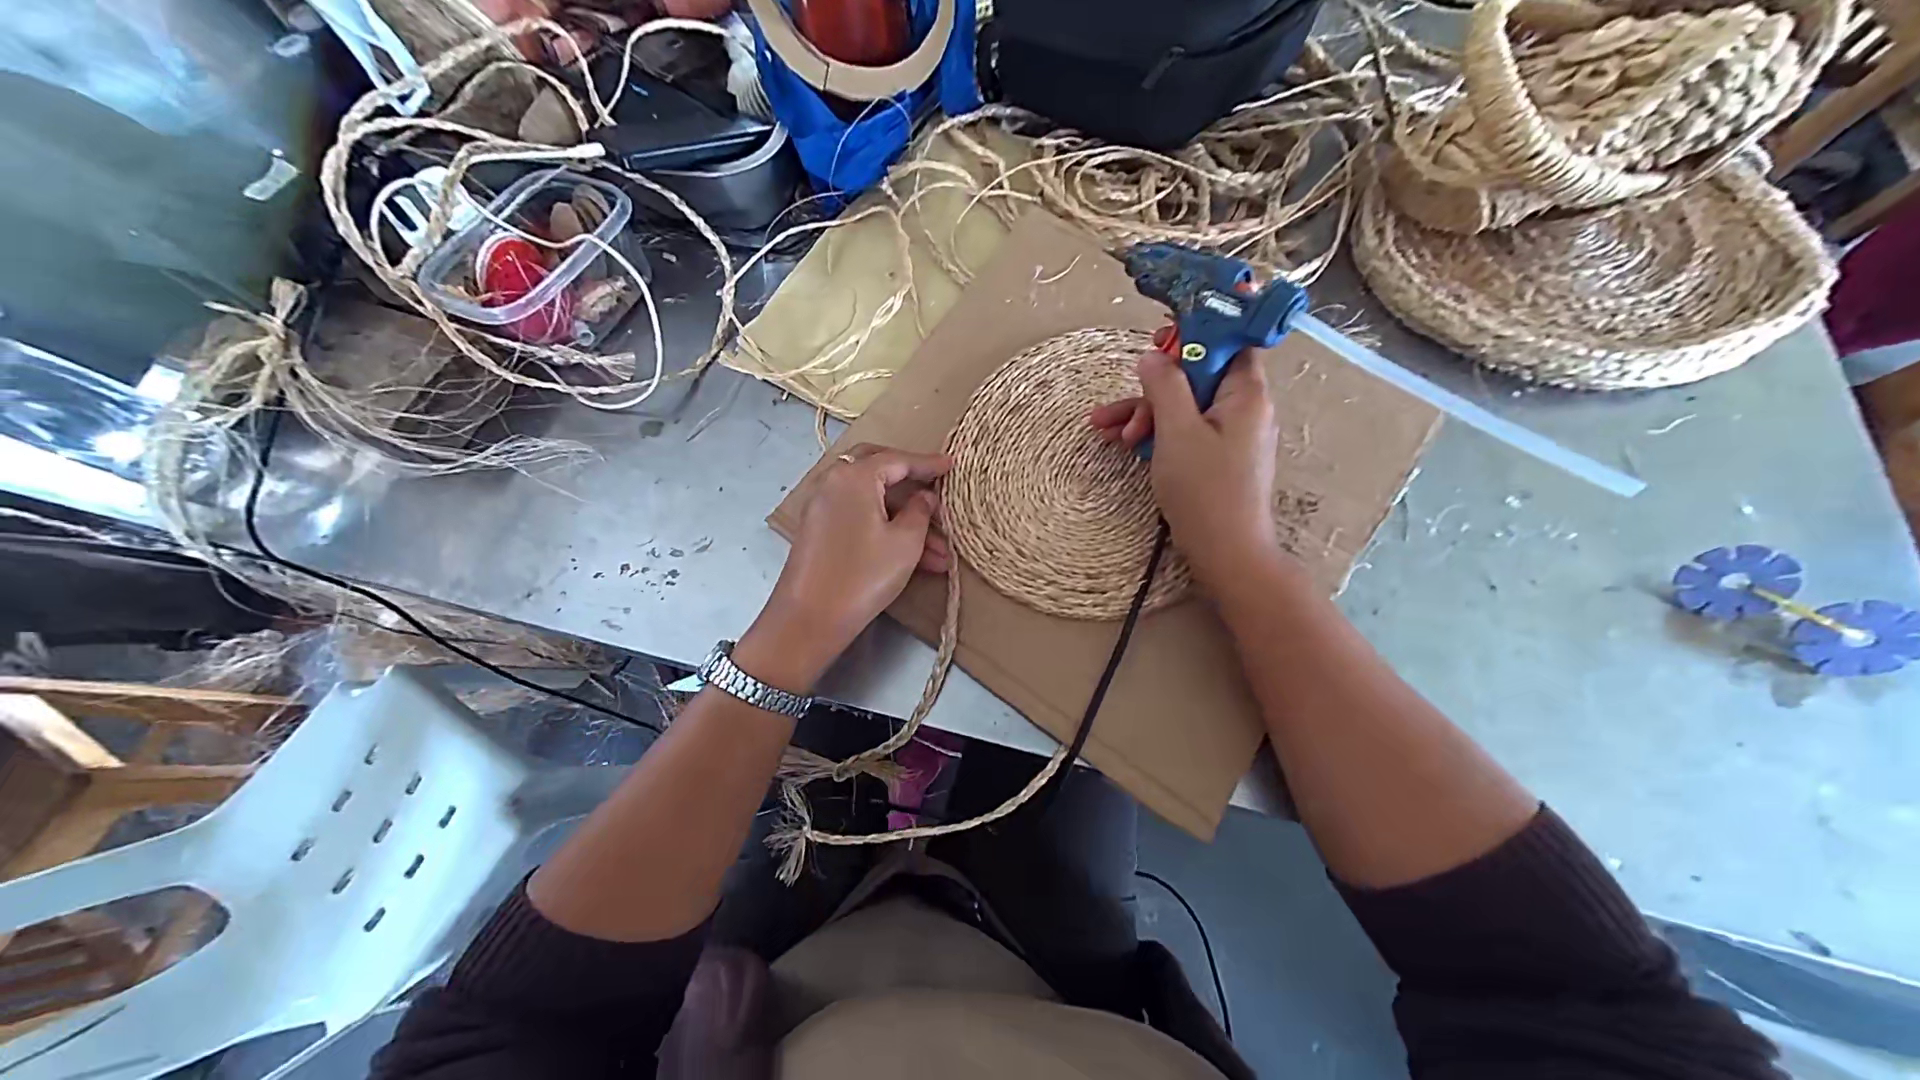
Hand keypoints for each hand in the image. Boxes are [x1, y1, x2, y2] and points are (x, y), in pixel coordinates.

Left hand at [738, 444, 952, 693]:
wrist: (810, 619)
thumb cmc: (862, 576)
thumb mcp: (905, 543)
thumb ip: (920, 511)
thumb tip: (925, 497)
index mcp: (854, 476)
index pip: (898, 460)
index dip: (928, 463)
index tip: (951, 465)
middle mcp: (833, 483)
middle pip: (879, 471)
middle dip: (911, 481)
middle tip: (936, 488)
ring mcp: (824, 508)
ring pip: (873, 502)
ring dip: (906, 520)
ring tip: (942, 552)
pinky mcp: (820, 532)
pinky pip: (860, 518)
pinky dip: (887, 530)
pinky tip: (918, 558)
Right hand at [1090, 350, 1284, 591]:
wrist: (1226, 552)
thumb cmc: (1205, 490)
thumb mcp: (1177, 432)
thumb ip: (1165, 386)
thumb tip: (1153, 356)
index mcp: (1245, 394)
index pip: (1228, 342)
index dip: (1194, 335)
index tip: (1159, 341)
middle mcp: (1243, 408)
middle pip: (1196, 376)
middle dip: (1154, 387)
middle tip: (1122, 406)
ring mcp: (1230, 434)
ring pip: (1184, 406)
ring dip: (1146, 413)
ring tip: (1108, 432)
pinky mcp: (1216, 457)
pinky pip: (1185, 431)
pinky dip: (1157, 433)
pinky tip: (1125, 444)